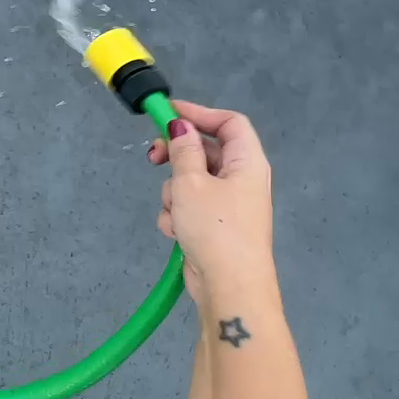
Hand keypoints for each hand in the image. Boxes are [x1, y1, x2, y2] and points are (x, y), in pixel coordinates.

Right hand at [145, 100, 273, 307]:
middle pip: (204, 150)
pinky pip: (188, 205)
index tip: (166, 112)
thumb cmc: (215, 227)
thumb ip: (183, 150)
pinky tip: (176, 231)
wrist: (229, 286)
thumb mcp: (191, 182)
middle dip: (175, 155)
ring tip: (174, 212)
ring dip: (173, 193)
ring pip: (190, 180)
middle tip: (151, 158)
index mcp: (247, 162)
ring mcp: (227, 203)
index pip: (229, 122)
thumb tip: (180, 126)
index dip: (199, 113)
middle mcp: (241, 179)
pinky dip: (177, 214)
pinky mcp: (212, 224)